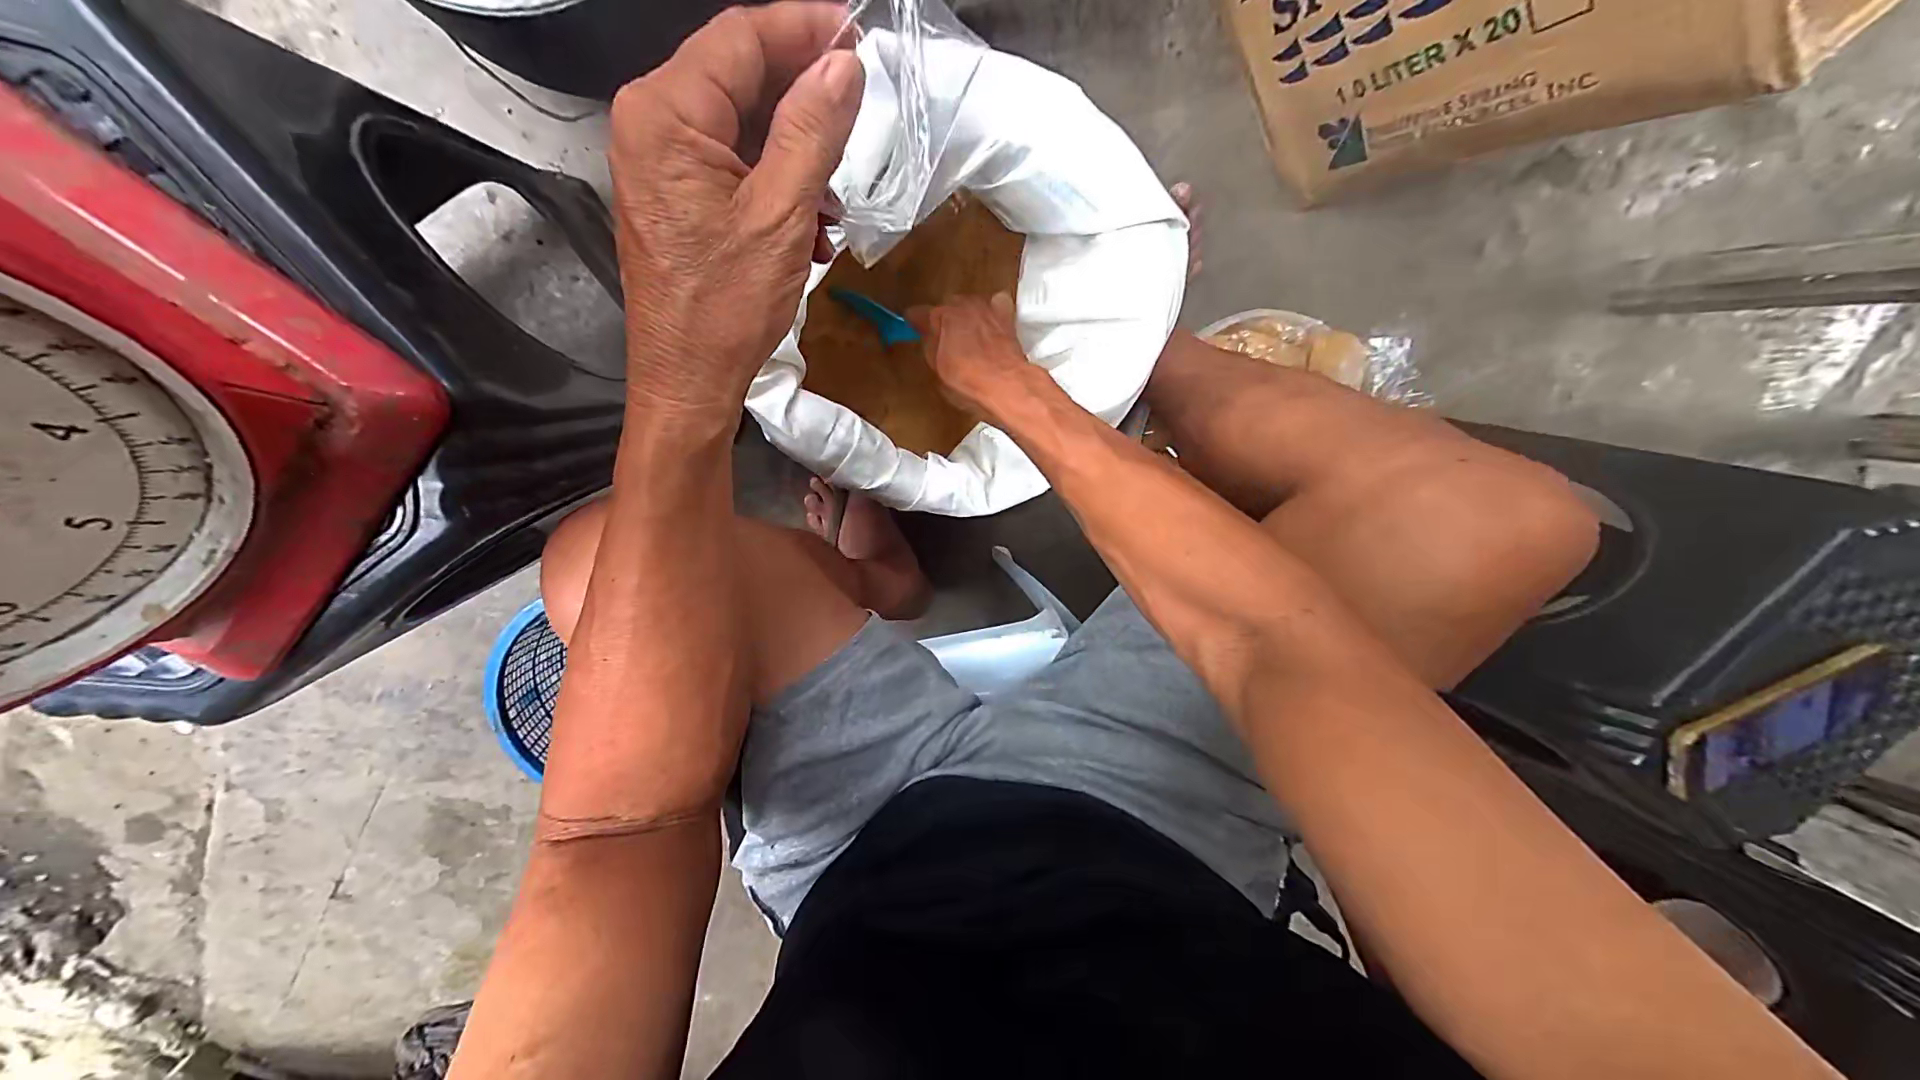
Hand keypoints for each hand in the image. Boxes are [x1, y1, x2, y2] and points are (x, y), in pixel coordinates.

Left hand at [608, 3, 861, 425]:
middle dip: (804, 102)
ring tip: (832, 204)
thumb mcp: (780, 214)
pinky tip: (809, 228)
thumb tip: (844, 65)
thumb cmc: (727, 307)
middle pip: (739, 79)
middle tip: (857, 119)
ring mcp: (661, 165)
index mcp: (666, 114)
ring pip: (742, 129)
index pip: (740, 38)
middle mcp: (652, 125)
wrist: (687, 380)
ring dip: (797, 156)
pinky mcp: (677, 200)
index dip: (804, 27)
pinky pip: (733, 169)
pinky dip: (777, 187)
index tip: (858, 32)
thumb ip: (812, 131)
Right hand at [909, 293, 1047, 427]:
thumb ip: (930, 347)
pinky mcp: (1006, 315)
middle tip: (946, 341)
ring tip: (969, 338)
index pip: (918, 313)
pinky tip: (991, 328)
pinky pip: (996, 306)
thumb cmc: (969, 381)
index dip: (915, 322)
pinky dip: (992, 314)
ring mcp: (985, 307)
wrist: (1006, 384)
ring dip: (968, 317)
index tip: (914, 327)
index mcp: (938, 317)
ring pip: (970, 305)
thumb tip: (927, 337)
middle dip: (945, 321)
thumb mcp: (937, 370)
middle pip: (947, 307)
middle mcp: (961, 305)